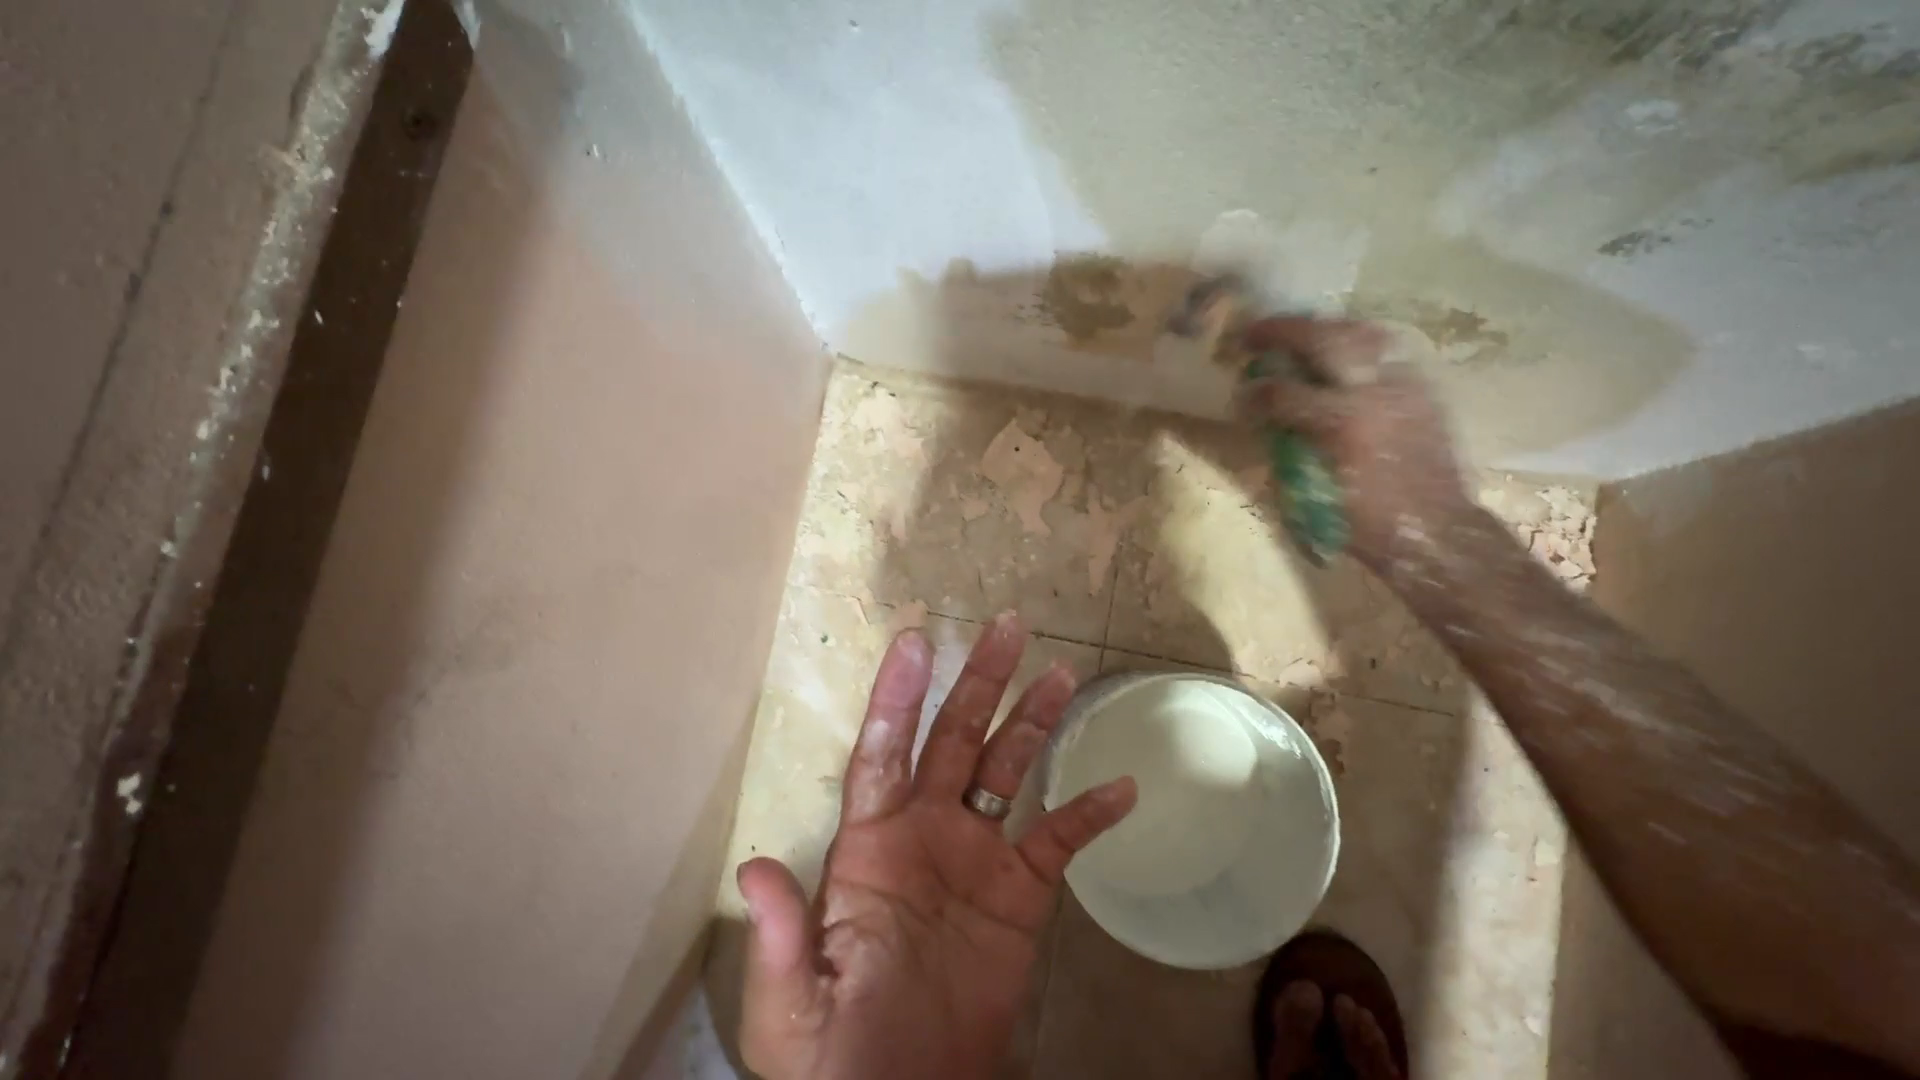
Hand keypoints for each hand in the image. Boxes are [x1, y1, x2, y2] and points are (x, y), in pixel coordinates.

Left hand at [737, 614, 1137, 1079]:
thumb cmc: (834, 1050)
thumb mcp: (790, 1003)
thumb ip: (782, 934)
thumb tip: (755, 867)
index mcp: (869, 844)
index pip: (883, 753)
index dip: (896, 698)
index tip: (914, 640)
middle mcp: (925, 831)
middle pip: (955, 739)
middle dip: (977, 681)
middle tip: (1005, 625)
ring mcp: (977, 858)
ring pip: (1008, 770)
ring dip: (1033, 721)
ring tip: (1063, 671)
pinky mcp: (1021, 894)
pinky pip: (1060, 841)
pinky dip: (1088, 813)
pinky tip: (1121, 786)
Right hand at [1236, 317, 1477, 574]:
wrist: (1437, 532)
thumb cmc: (1367, 525)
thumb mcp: (1314, 496)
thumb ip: (1288, 452)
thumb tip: (1267, 424)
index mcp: (1341, 424)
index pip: (1284, 392)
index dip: (1256, 391)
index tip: (1240, 390)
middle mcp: (1374, 394)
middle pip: (1324, 341)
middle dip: (1283, 332)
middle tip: (1255, 333)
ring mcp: (1403, 386)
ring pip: (1361, 335)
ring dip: (1324, 330)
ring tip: (1300, 334)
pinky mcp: (1422, 391)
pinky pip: (1386, 352)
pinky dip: (1357, 345)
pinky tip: (1341, 353)